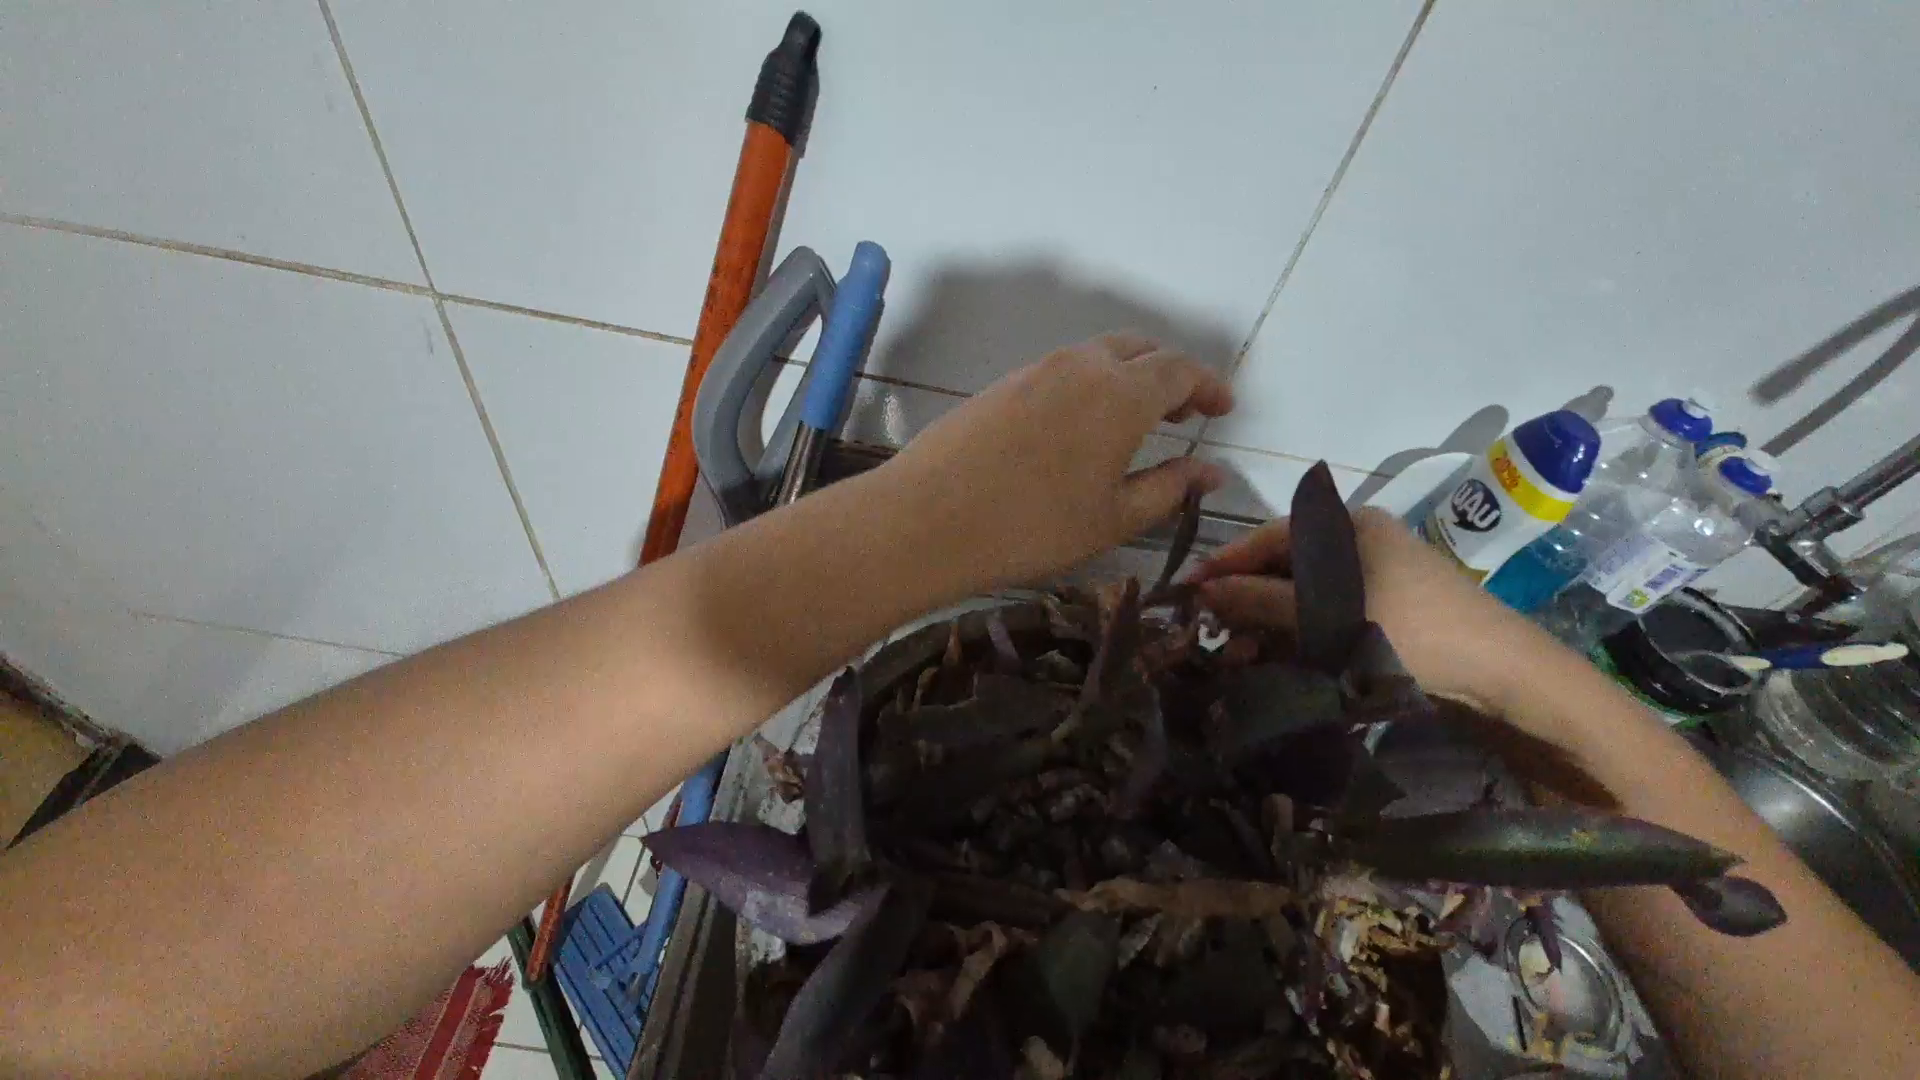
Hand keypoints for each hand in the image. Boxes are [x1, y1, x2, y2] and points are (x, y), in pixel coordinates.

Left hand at [881, 333, 1232, 587]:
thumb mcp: (1112, 518)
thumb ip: (1168, 488)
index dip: (1208, 386)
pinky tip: (1078, 429)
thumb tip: (1212, 471)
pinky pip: (1059, 372)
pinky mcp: (999, 385)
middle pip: (1138, 350)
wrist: (927, 520)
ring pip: (1095, 357)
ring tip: (1133, 423)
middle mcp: (1079, 366)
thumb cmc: (1032, 527)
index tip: (1224, 409)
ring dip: (1126, 378)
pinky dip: (1087, 387)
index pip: (1179, 369)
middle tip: (1181, 414)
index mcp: (1120, 393)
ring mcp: (1033, 370)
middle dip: (1169, 375)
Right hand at [1187, 506, 1539, 713]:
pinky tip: (1277, 658)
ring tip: (1241, 653)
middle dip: (1245, 599)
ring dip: (1268, 623)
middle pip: (1284, 566)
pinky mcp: (1384, 610)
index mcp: (1350, 526)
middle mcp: (1359, 543)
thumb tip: (1204, 590)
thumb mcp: (1330, 615)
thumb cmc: (1416, 630)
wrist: (1507, 678)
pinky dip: (1298, 635)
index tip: (1186, 588)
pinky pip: (1325, 615)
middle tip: (1212, 629)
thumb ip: (1262, 599)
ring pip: (1302, 595)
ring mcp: (1374, 577)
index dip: (1226, 563)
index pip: (1269, 537)